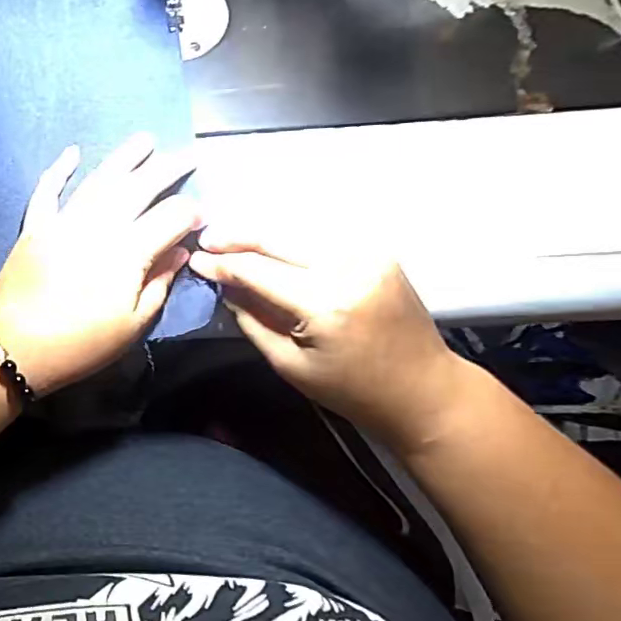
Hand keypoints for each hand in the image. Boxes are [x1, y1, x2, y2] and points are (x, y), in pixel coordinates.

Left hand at [0, 134, 200, 393]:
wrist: (14, 345)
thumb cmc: (80, 343)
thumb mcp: (132, 324)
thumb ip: (160, 283)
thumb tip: (180, 252)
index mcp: (129, 251)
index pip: (170, 217)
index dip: (191, 213)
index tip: (203, 216)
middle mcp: (99, 225)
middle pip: (139, 187)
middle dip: (167, 168)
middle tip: (187, 156)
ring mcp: (64, 221)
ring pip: (99, 180)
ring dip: (124, 158)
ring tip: (144, 140)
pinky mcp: (36, 226)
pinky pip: (49, 190)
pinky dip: (59, 170)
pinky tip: (72, 153)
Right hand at [188, 223, 478, 443]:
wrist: (424, 388)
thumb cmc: (353, 391)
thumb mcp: (291, 366)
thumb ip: (253, 322)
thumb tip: (226, 287)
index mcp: (325, 304)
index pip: (259, 270)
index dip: (223, 264)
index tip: (196, 260)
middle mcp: (347, 267)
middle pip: (277, 237)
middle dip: (237, 236)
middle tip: (207, 239)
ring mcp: (368, 254)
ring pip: (299, 229)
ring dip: (264, 232)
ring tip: (232, 238)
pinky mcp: (379, 251)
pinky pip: (324, 235)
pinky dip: (294, 236)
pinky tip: (272, 242)